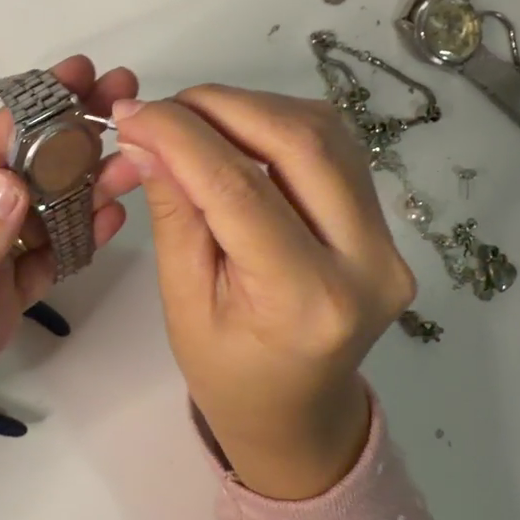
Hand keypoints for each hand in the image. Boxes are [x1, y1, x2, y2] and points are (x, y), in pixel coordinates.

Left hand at [0, 57, 141, 513]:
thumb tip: (12, 178)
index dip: (32, 112)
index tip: (81, 75)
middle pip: (18, 175)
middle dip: (68, 138)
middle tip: (124, 103)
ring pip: (37, 217)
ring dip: (82, 188)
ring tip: (136, 163)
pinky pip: (40, 263)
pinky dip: (74, 241)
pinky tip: (110, 219)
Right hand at [112, 87, 414, 499]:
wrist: (297, 413)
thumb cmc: (226, 373)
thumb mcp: (182, 302)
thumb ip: (174, 214)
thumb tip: (146, 138)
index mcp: (306, 300)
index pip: (239, 189)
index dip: (180, 137)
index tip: (130, 111)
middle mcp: (366, 263)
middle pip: (300, 142)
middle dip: (221, 106)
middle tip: (161, 106)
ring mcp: (388, 241)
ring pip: (325, 132)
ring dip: (251, 108)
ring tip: (191, 118)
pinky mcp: (386, 225)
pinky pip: (336, 148)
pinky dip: (278, 124)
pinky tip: (236, 133)